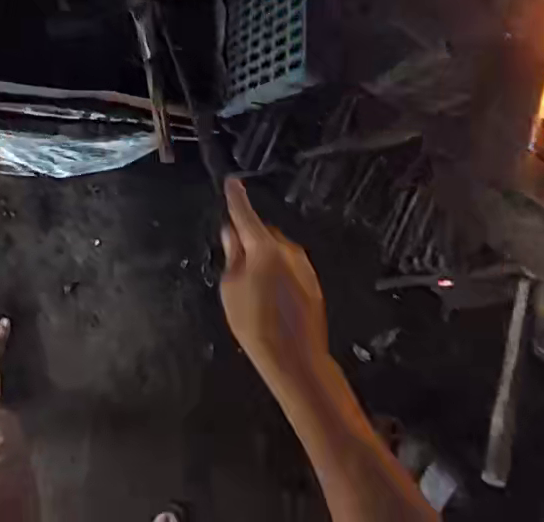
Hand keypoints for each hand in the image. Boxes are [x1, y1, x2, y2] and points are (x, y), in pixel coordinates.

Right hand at [219, 178, 328, 385]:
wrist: (296, 361)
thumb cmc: (257, 325)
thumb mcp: (230, 286)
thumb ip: (231, 255)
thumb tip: (232, 237)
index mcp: (263, 246)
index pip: (244, 213)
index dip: (235, 197)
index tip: (232, 183)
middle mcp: (287, 251)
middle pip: (261, 233)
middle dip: (248, 242)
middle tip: (235, 266)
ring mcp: (303, 267)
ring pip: (275, 251)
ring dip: (263, 260)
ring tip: (253, 292)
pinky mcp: (313, 283)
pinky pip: (289, 267)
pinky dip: (277, 274)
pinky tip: (270, 300)